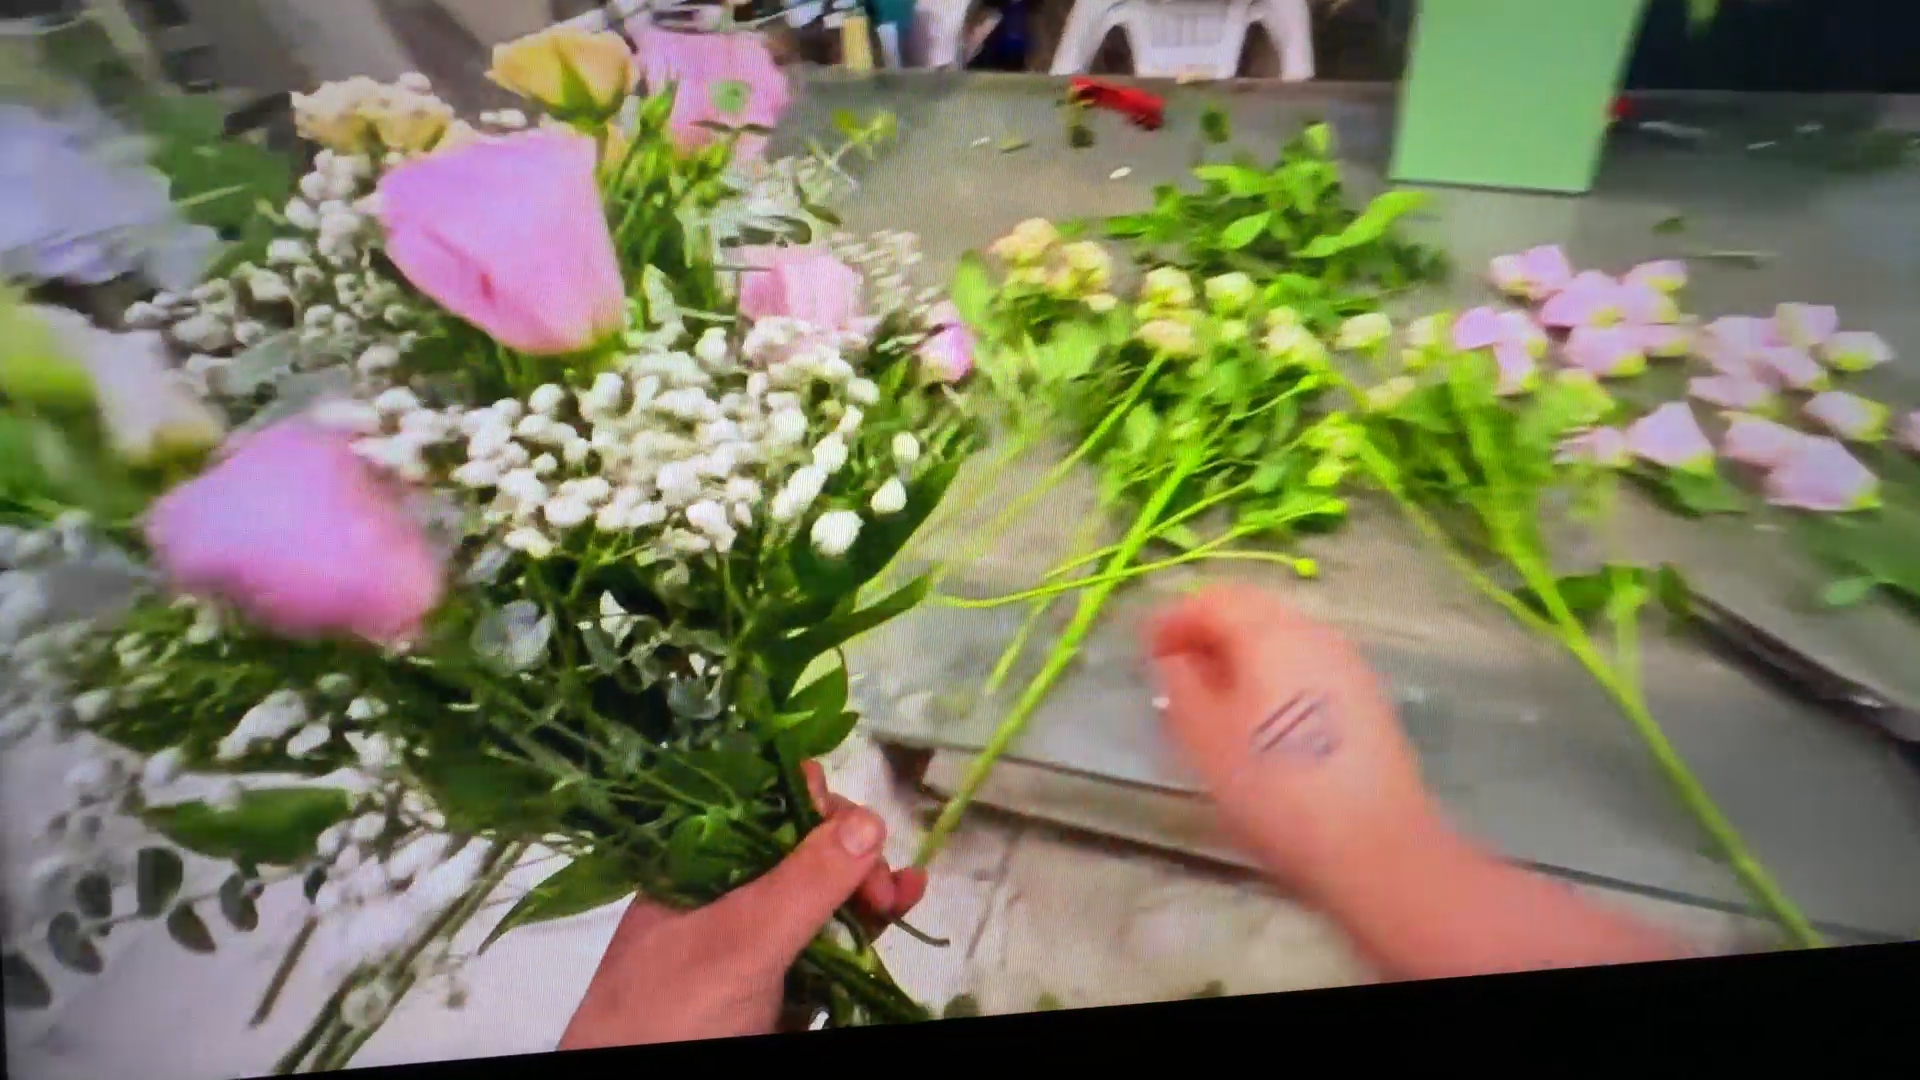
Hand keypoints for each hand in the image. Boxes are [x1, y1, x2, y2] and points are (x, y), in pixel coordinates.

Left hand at [558, 762, 925, 1048]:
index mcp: (702, 860)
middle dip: (853, 851)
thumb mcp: (741, 940)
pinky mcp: (787, 975)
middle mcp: (731, 887)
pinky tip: (904, 904)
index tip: (854, 826)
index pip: (765, 802)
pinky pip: (836, 932)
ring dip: (871, 880)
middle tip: (880, 886)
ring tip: (904, 894)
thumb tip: (873, 818)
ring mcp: (760, 933)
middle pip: (807, 842)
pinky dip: (871, 918)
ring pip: (828, 886)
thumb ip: (805, 881)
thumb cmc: (676, 1014)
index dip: (815, 803)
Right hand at [1146, 585, 1445, 899]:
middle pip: (1248, 607)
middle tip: (1176, 666)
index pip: (1210, 601)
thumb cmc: (1274, 788)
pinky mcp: (1363, 694)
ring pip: (1279, 633)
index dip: (1172, 619)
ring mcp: (1344, 661)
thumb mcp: (1204, 735)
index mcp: (1268, 634)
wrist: (1376, 848)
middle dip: (1205, 628)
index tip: (1147, 651)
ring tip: (1213, 691)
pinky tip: (1259, 711)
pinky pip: (1303, 659)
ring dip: (1238, 648)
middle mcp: (1311, 633)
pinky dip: (1270, 667)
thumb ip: (1180, 682)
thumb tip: (1174, 656)